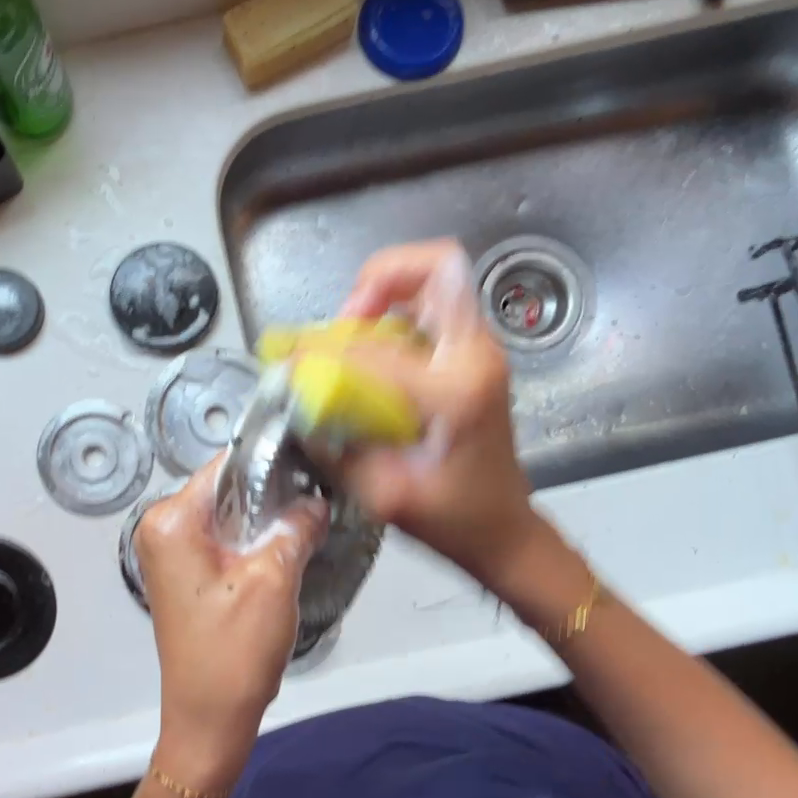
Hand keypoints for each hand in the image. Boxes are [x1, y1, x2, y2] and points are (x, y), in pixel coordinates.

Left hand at [134, 461, 328, 789]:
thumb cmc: (234, 651)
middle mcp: (161, 527)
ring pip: (228, 515)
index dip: (271, 458)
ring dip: (266, 518)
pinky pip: (222, 539)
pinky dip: (252, 540)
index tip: (315, 456)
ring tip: (312, 515)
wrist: (208, 720)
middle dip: (272, 490)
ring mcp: (170, 552)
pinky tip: (288, 543)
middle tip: (321, 489)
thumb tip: (316, 500)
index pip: (226, 464)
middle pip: (226, 488)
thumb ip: (296, 527)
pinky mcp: (184, 574)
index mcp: (171, 520)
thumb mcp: (275, 579)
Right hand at [327, 239, 555, 586]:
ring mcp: (480, 352)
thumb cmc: (456, 519)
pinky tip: (371, 352)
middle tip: (344, 323)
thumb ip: (338, 449)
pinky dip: (395, 313)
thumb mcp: (386, 495)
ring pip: (435, 280)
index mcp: (456, 391)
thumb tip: (298, 409)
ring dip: (386, 293)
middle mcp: (477, 357)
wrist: (504, 530)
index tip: (293, 359)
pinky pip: (432, 308)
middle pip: (435, 268)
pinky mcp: (473, 357)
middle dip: (378, 282)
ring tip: (352, 333)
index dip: (326, 350)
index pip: (377, 348)